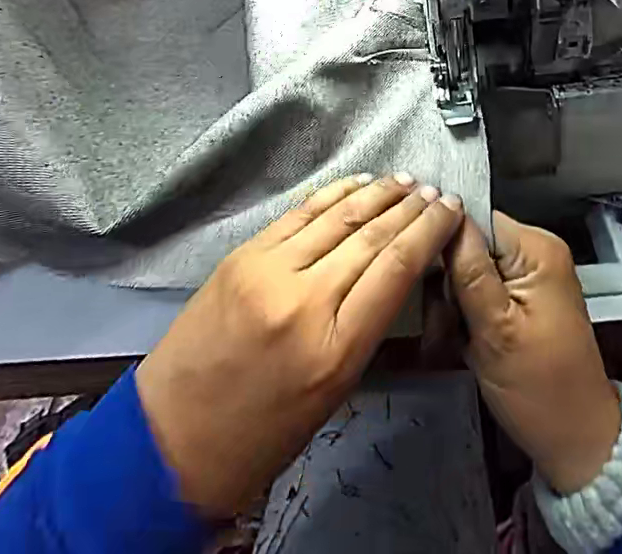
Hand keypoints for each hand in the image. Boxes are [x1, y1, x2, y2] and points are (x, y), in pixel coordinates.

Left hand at [135, 173, 462, 516]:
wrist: (169, 441)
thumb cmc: (265, 430)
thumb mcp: (338, 387)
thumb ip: (372, 322)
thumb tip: (402, 266)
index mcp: (335, 348)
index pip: (398, 267)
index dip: (431, 231)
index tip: (452, 210)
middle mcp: (303, 300)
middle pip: (374, 236)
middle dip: (413, 209)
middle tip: (438, 193)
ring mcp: (267, 272)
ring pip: (340, 216)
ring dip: (381, 193)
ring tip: (408, 181)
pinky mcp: (242, 257)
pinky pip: (301, 213)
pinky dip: (337, 193)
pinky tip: (361, 182)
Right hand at [446, 212, 620, 493]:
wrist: (575, 436)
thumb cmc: (539, 387)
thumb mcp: (495, 330)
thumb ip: (469, 271)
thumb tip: (446, 214)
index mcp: (536, 248)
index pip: (475, 218)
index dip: (444, 244)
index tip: (429, 284)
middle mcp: (534, 250)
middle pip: (469, 245)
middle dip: (448, 286)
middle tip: (446, 329)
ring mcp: (528, 274)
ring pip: (468, 271)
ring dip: (452, 306)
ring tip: (455, 342)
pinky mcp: (521, 296)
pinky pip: (481, 289)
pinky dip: (466, 316)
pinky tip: (463, 344)